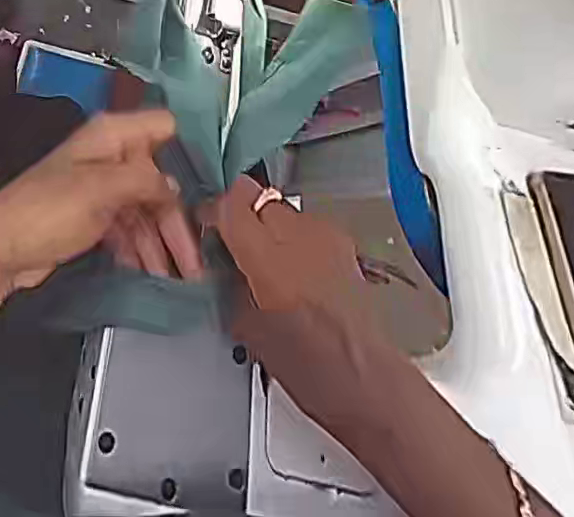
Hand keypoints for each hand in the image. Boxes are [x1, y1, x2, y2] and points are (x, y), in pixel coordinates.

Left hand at [0, 110, 203, 314]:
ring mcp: (102, 187)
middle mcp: (110, 156)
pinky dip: (143, 248)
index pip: (166, 127)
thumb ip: (146, 182)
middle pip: (161, 178)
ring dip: (164, 241)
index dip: (193, 150)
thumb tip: (176, 186)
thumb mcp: (102, 191)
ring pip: (148, 208)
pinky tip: (154, 271)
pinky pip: (131, 228)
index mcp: (111, 135)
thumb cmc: (41, 213)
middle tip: (197, 254)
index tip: (217, 180)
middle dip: (179, 215)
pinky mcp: (94, 216)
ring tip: (181, 274)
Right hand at [204, 175, 395, 434]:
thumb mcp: (249, 329)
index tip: (207, 225)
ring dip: (267, 225)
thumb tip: (219, 265)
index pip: (232, 203)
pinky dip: (293, 236)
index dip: (214, 210)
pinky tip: (295, 266)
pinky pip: (305, 223)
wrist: (366, 377)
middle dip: (240, 215)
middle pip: (255, 196)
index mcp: (269, 261)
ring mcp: (324, 233)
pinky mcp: (342, 239)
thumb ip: (228, 285)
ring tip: (266, 260)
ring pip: (280, 207)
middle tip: (234, 245)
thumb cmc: (309, 369)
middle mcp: (298, 236)